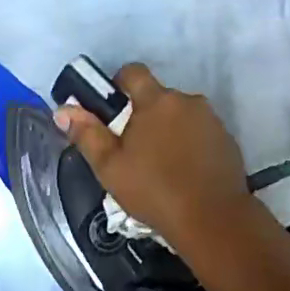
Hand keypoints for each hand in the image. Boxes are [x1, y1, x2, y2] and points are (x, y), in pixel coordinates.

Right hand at [56, 64, 252, 250]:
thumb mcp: (109, 167)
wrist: (210, 217)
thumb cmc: (152, 190)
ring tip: (156, 166)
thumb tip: (63, 110)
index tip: (109, 110)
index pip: (133, 72)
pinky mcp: (226, 139)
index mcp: (155, 102)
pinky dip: (186, 146)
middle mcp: (187, 100)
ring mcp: (211, 119)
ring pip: (179, 116)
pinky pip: (198, 133)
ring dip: (165, 131)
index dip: (117, 85)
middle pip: (157, 98)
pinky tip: (179, 174)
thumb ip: (87, 134)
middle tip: (129, 151)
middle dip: (141, 116)